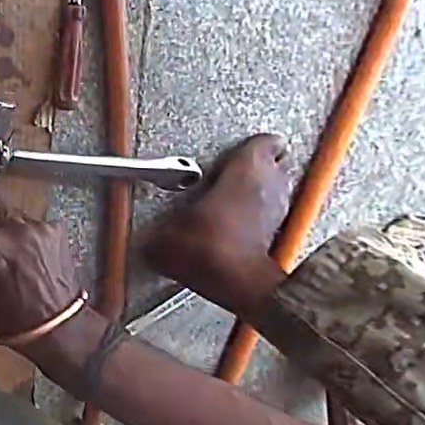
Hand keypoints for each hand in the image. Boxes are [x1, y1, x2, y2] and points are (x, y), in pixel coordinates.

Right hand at [0, 192, 82, 342]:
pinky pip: (34, 223)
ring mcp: (39, 226)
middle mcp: (15, 229)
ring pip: (14, 211)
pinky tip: (33, 254)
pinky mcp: (57, 228)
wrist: (56, 324)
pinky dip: (30, 233)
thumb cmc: (7, 312)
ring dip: (8, 223)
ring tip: (13, 248)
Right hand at [141, 134, 290, 314]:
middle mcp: (269, 186)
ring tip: (240, 194)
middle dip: (265, 163)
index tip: (244, 144)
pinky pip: (274, 216)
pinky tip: (241, 224)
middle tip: (242, 165)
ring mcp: (278, 212)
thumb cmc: (209, 244)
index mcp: (245, 169)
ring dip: (265, 190)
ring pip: (280, 190)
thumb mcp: (168, 233)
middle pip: (280, 163)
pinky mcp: (279, 236)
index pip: (265, 142)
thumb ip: (156, 233)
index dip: (256, 143)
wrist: (236, 282)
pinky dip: (262, 215)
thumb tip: (144, 241)